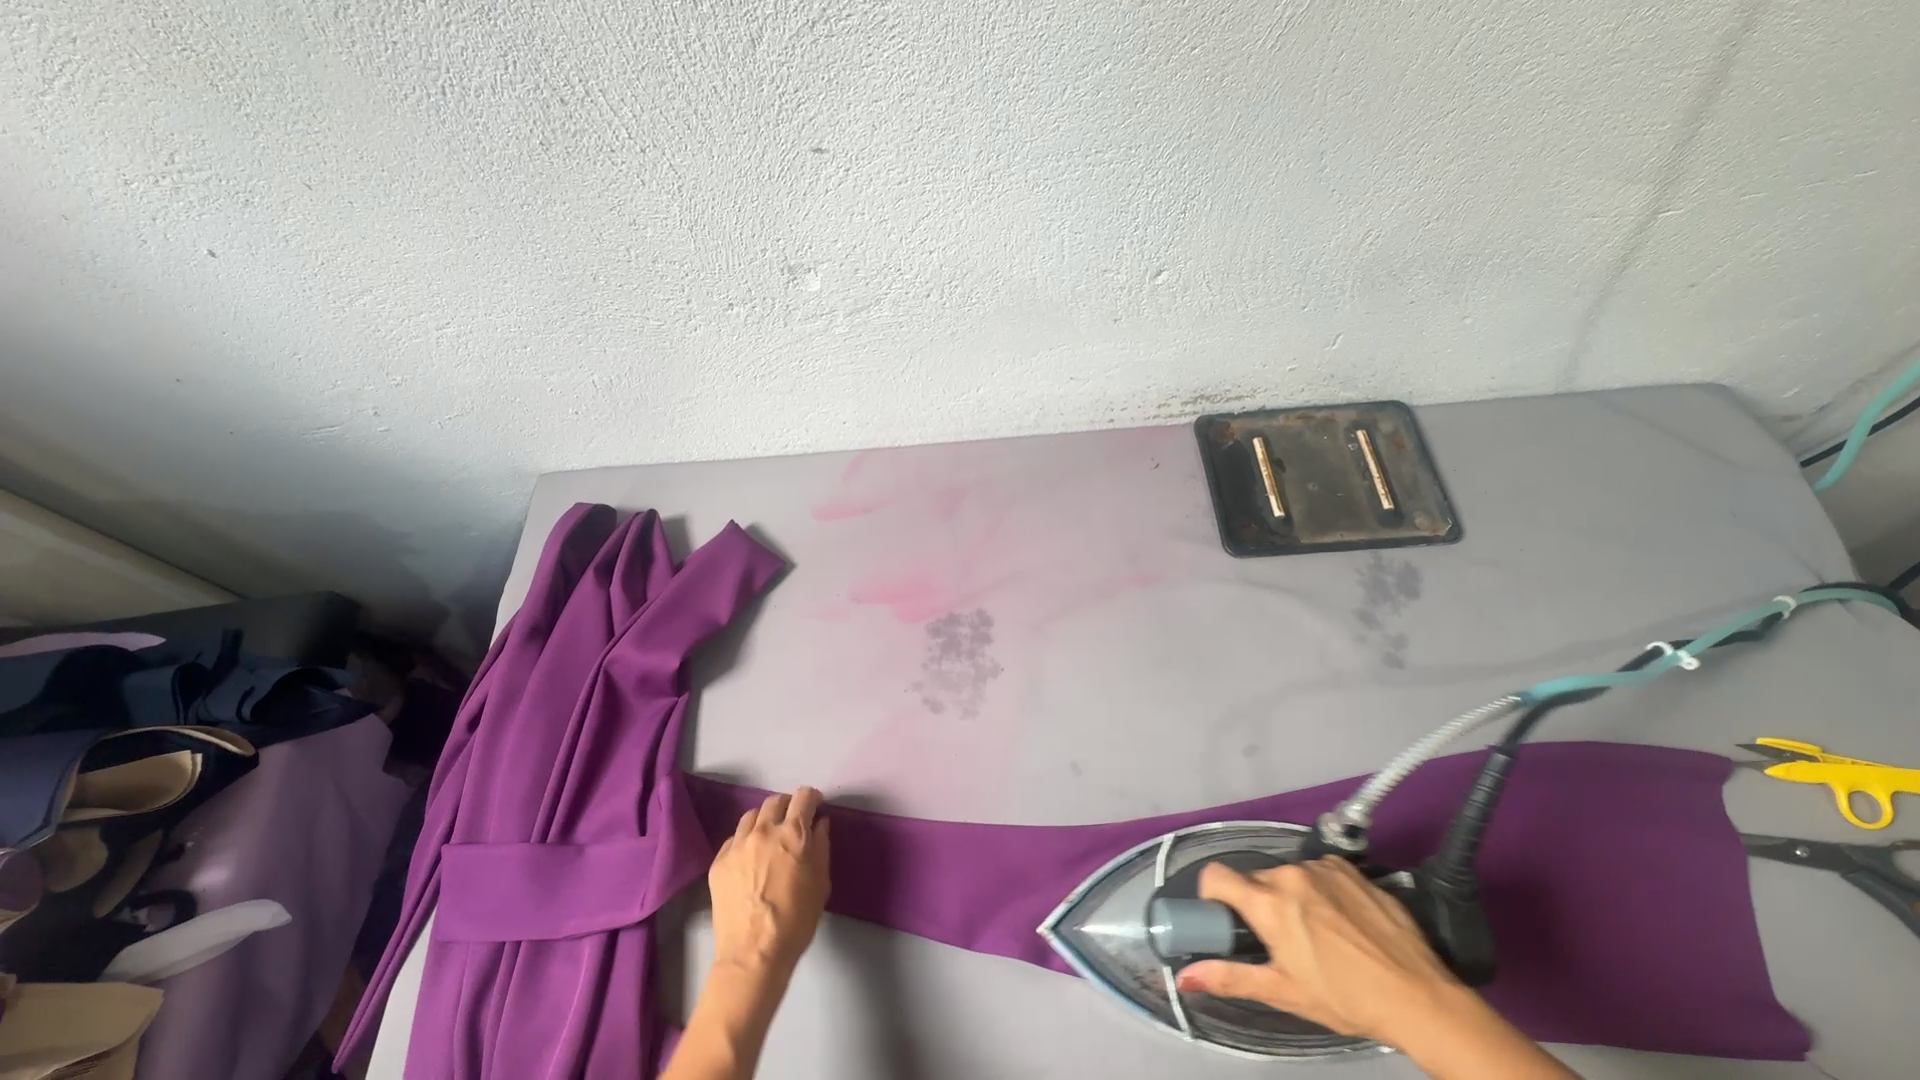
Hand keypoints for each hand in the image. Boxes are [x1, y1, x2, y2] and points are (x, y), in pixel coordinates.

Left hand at [707, 786, 830, 978]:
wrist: (754, 953)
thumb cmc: (797, 920)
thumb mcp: (821, 882)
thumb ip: (821, 846)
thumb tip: (819, 824)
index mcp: (793, 834)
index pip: (804, 796)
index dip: (813, 798)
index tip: (816, 806)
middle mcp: (764, 831)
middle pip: (775, 801)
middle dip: (788, 806)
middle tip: (793, 822)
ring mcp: (737, 845)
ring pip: (751, 816)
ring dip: (764, 820)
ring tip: (769, 837)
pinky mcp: (719, 862)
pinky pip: (733, 839)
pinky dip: (745, 840)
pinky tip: (750, 858)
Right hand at [1176, 857, 1574, 1078]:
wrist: (1420, 997)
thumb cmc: (1346, 999)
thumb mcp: (1284, 992)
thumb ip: (1231, 978)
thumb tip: (1185, 978)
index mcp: (1268, 903)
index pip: (1215, 876)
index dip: (1213, 896)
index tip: (1227, 920)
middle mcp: (1291, 874)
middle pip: (1255, 879)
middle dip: (1258, 904)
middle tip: (1280, 941)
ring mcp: (1324, 868)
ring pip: (1289, 876)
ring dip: (1292, 897)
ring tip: (1319, 933)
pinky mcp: (1352, 869)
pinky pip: (1320, 872)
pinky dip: (1321, 890)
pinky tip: (1343, 921)